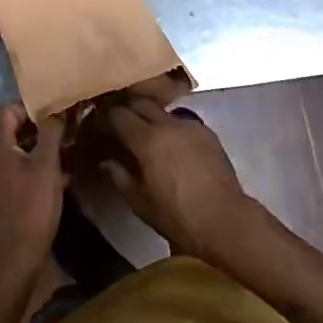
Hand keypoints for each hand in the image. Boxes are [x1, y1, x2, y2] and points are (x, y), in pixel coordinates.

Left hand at [0, 104, 66, 278]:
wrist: (13, 261)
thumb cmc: (31, 208)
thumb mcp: (47, 166)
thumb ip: (50, 133)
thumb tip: (54, 111)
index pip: (6, 110)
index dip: (30, 107)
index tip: (54, 112)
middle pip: (9, 130)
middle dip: (36, 128)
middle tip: (61, 131)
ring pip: (14, 152)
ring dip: (36, 149)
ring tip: (63, 155)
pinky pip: (13, 172)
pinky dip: (32, 168)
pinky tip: (54, 181)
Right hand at [99, 97, 264, 260]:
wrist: (225, 220)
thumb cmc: (177, 216)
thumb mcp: (140, 203)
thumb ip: (120, 177)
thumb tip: (106, 161)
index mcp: (147, 140)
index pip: (118, 115)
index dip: (104, 118)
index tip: (97, 126)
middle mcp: (167, 124)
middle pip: (140, 102)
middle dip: (126, 109)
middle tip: (117, 124)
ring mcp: (190, 125)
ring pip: (163, 110)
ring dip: (150, 116)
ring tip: (145, 133)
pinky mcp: (207, 132)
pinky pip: (182, 121)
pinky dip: (171, 127)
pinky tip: (171, 145)